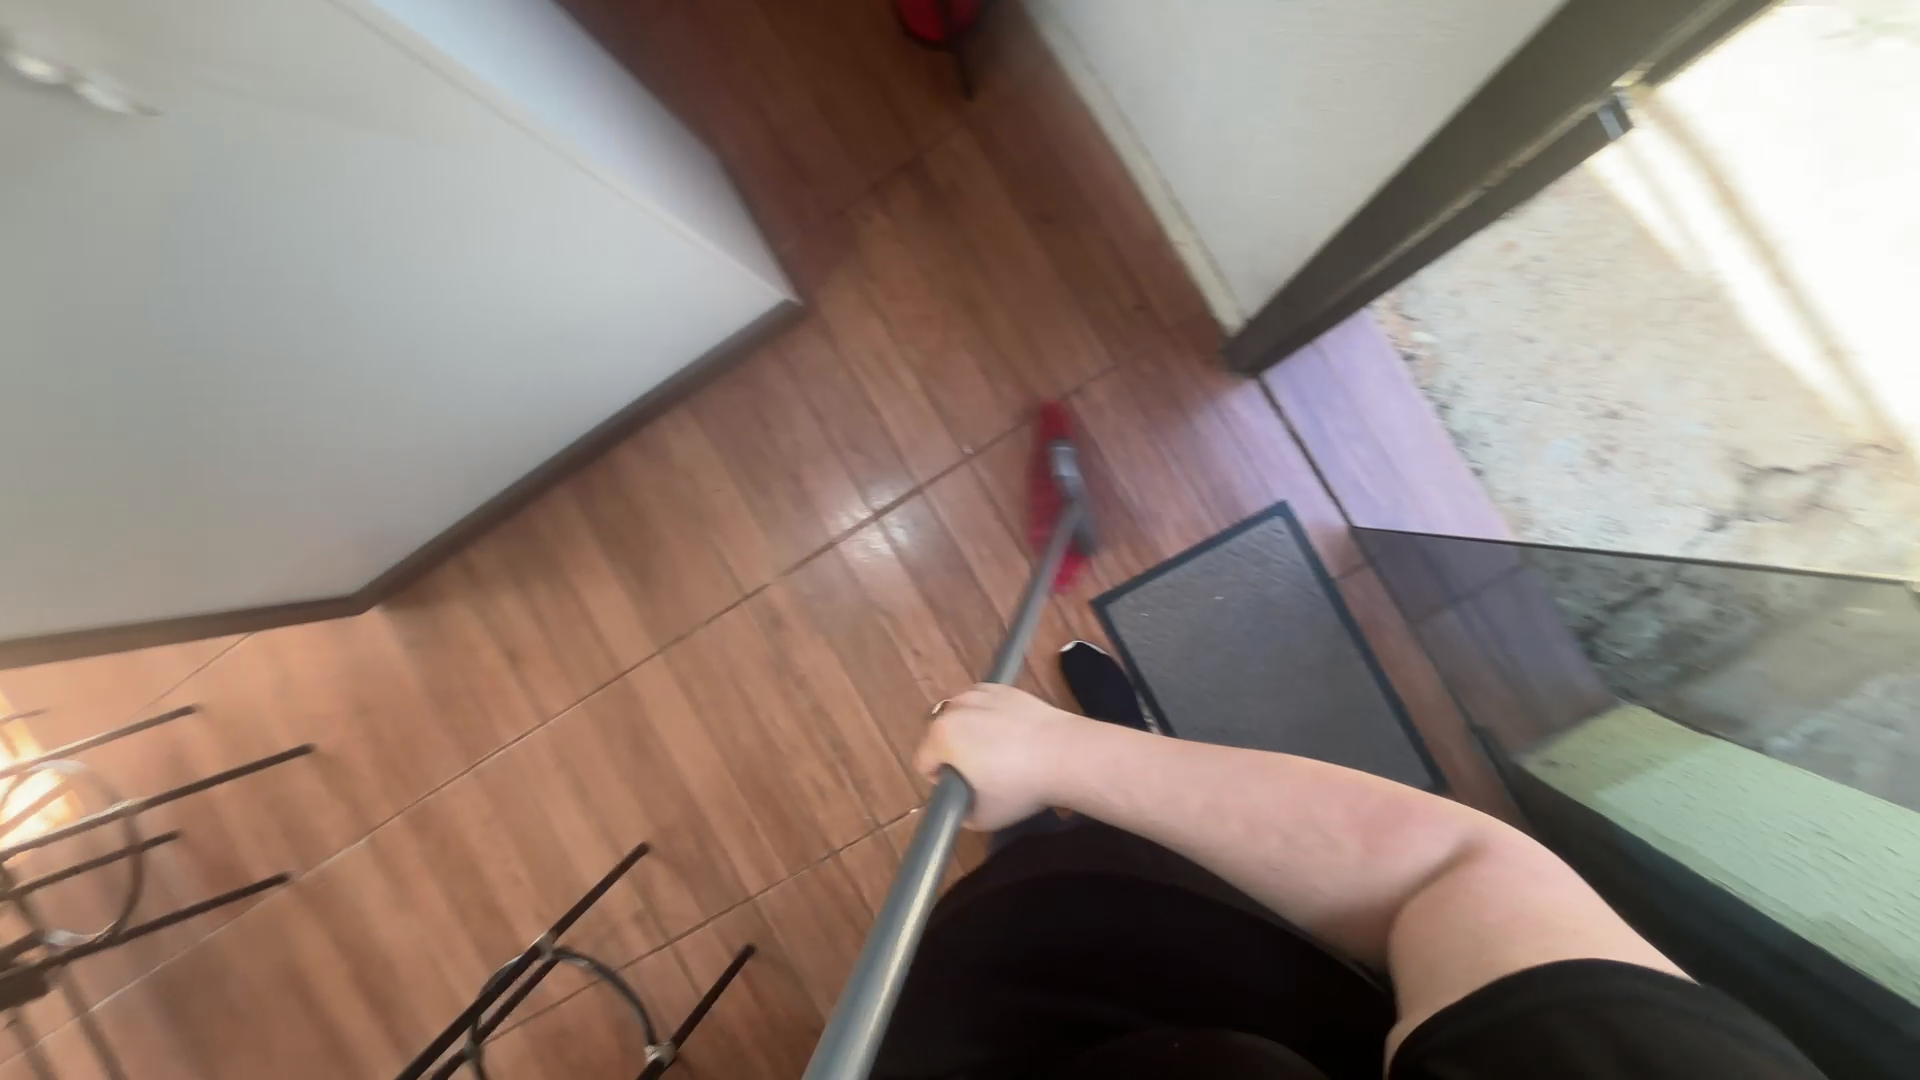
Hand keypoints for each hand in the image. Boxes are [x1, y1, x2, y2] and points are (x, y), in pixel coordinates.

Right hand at [914, 683, 1084, 829]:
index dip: (939, 780)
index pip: (923, 762)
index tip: (964, 788)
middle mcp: (954, 708)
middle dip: (950, 750)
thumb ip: (957, 811)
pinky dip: (985, 713)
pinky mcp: (1003, 688)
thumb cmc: (1018, 787)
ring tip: (994, 749)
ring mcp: (979, 693)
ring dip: (966, 729)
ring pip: (958, 713)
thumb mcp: (981, 818)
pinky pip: (981, 700)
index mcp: (941, 737)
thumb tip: (958, 801)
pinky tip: (1007, 730)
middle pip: (938, 733)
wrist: (1064, 754)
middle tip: (979, 770)